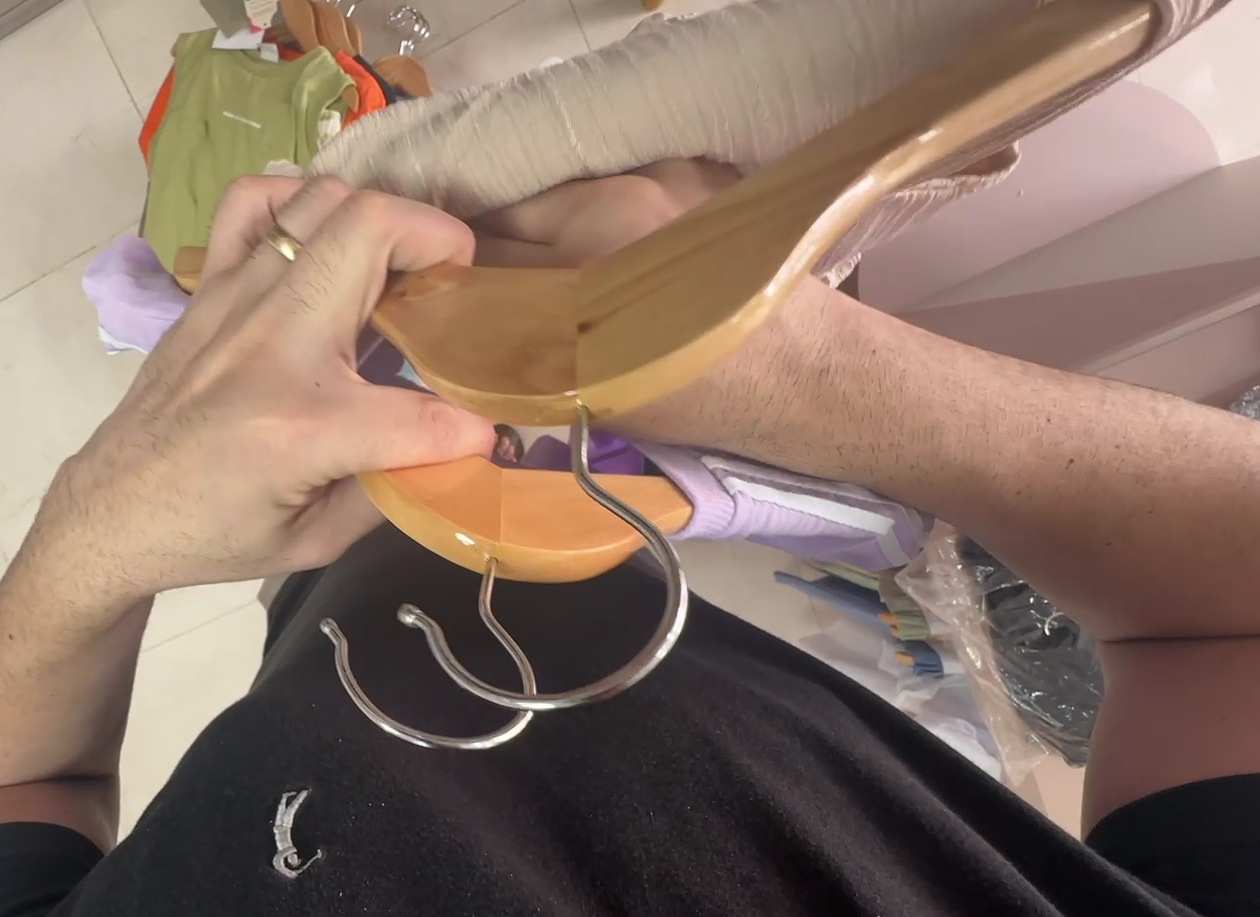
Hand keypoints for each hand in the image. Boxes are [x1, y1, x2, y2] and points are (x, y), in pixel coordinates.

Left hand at [31, 177, 494, 608]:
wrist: (112, 511)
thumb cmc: (211, 536)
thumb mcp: (311, 542)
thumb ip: (388, 492)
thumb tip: (449, 451)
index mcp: (299, 428)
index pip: (419, 414)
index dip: (469, 428)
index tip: (485, 435)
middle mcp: (269, 345)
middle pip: (370, 233)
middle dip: (438, 240)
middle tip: (454, 282)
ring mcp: (232, 303)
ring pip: (321, 202)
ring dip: (378, 219)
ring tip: (395, 266)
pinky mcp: (207, 290)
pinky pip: (253, 205)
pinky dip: (297, 203)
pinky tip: (316, 244)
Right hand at [469, 157, 843, 456]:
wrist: (806, 375)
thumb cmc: (694, 403)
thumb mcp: (587, 394)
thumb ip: (517, 352)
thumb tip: (464, 332)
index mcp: (583, 271)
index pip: (481, 257)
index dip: (458, 285)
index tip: (453, 306)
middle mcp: (615, 205)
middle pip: (512, 214)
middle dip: (491, 253)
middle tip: (495, 292)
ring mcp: (658, 178)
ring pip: (559, 197)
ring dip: (540, 232)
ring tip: (551, 273)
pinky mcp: (692, 170)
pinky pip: (610, 188)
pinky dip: (591, 218)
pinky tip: (603, 254)